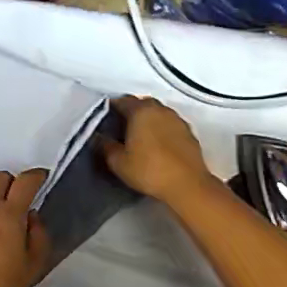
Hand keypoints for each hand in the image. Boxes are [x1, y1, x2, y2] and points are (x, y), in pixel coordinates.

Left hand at [0, 169, 52, 286]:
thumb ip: (39, 231)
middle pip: (0, 178)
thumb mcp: (36, 261)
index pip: (25, 180)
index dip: (37, 175)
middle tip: (19, 204)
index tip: (42, 179)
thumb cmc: (6, 283)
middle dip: (13, 184)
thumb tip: (30, 215)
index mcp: (9, 214)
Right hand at [100, 96, 214, 203]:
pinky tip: (157, 144)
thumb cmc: (148, 170)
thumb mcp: (117, 162)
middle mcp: (160, 110)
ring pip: (158, 112)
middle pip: (142, 103)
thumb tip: (97, 137)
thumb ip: (105, 146)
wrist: (187, 185)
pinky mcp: (189, 133)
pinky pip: (170, 124)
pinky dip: (161, 129)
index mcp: (141, 111)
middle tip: (121, 126)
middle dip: (131, 111)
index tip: (104, 119)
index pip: (122, 101)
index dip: (111, 108)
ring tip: (139, 135)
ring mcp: (177, 120)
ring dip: (148, 119)